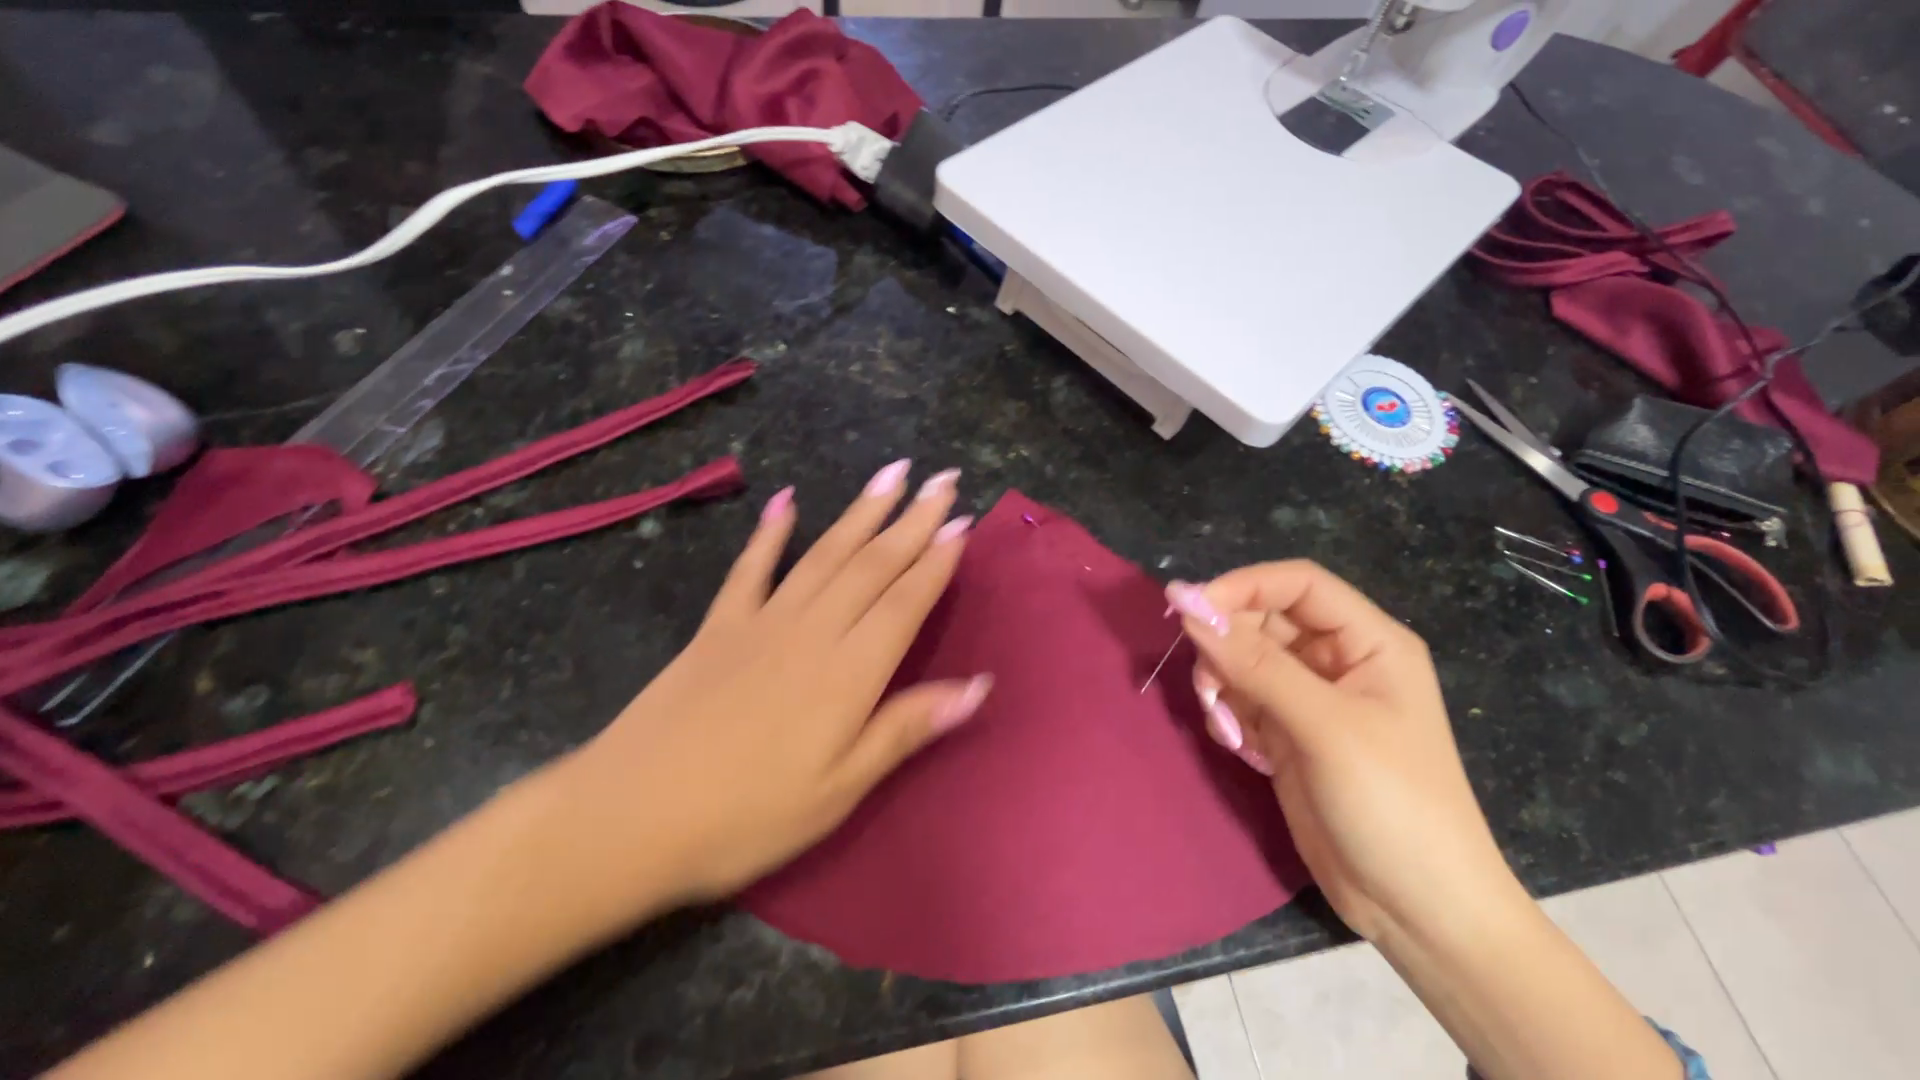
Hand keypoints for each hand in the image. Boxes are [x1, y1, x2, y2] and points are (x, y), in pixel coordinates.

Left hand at [544, 461, 990, 923]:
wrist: (631, 815)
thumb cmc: (748, 818)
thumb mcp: (840, 790)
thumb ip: (905, 729)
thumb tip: (978, 686)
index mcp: (848, 674)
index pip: (904, 603)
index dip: (936, 562)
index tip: (962, 520)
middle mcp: (810, 633)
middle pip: (870, 566)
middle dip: (911, 520)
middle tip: (942, 478)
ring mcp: (759, 624)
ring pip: (822, 555)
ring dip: (859, 513)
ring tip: (890, 474)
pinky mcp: (716, 628)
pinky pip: (749, 569)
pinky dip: (770, 533)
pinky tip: (786, 502)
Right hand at [1165, 562, 1519, 942]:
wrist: (1418, 907)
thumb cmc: (1391, 803)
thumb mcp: (1324, 726)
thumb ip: (1255, 663)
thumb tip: (1187, 604)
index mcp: (1369, 642)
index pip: (1297, 584)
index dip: (1242, 587)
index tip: (1187, 611)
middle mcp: (1341, 663)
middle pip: (1265, 622)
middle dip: (1226, 645)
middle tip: (1206, 685)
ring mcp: (1314, 703)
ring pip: (1246, 663)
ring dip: (1223, 685)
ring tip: (1225, 726)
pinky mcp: (1291, 738)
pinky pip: (1244, 703)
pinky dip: (1229, 716)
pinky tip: (1239, 748)